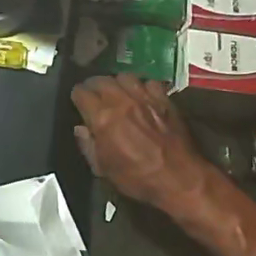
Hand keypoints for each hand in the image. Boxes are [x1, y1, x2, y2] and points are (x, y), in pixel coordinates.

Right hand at [71, 74, 210, 210]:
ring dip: (117, 83)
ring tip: (117, 92)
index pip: (81, 93)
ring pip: (124, 76)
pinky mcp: (164, 100)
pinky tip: (142, 96)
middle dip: (93, 86)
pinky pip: (149, 82)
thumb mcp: (103, 169)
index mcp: (102, 119)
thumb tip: (80, 128)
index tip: (78, 101)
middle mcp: (121, 102)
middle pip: (101, 80)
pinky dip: (142, 86)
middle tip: (94, 95)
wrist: (178, 179)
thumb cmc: (138, 178)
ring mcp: (144, 98)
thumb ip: (87, 145)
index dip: (77, 96)